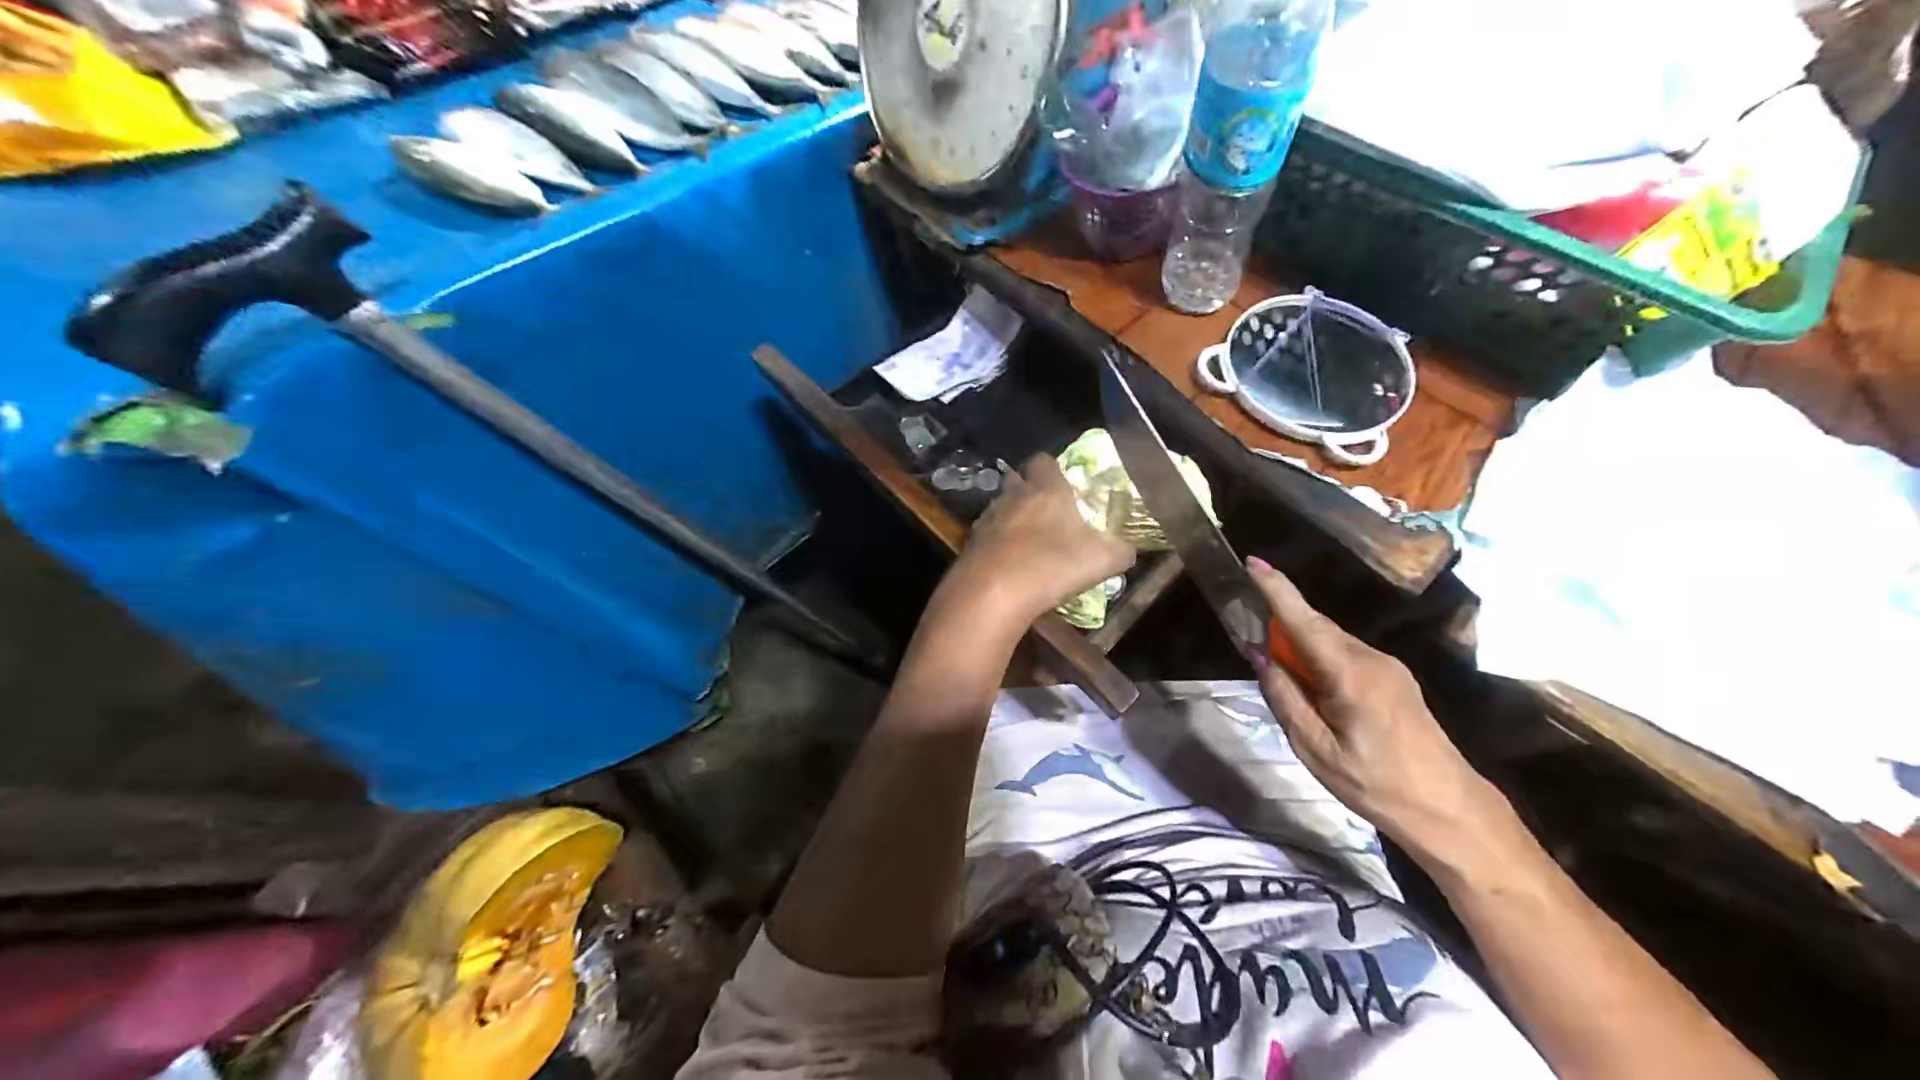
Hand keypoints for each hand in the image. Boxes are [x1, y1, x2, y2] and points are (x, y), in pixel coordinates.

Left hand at [953, 453, 1136, 626]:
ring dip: (1010, 517)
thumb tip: (1128, 550)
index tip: (1064, 486)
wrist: (993, 593)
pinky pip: (986, 534)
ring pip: (999, 506)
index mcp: (1046, 489)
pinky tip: (1007, 562)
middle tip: (1046, 512)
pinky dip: (995, 543)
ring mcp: (987, 518)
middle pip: (1017, 479)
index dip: (1053, 470)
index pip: (1045, 460)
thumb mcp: (1103, 561)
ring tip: (1026, 540)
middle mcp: (1013, 495)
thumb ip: (1121, 551)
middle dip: (1028, 489)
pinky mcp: (970, 542)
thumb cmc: (1053, 565)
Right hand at [1245, 556, 1515, 861]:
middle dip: (1280, 617)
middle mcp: (1372, 659)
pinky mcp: (1394, 678)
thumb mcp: (1315, 749)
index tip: (1253, 562)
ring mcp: (1388, 667)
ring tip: (1275, 664)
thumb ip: (1285, 697)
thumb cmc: (1376, 785)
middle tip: (1247, 624)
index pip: (1303, 622)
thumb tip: (1259, 656)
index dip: (1276, 590)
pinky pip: (1345, 653)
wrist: (1451, 810)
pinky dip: (1318, 655)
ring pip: (1330, 640)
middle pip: (1316, 626)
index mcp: (1350, 675)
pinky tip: (1308, 680)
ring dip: (1299, 641)